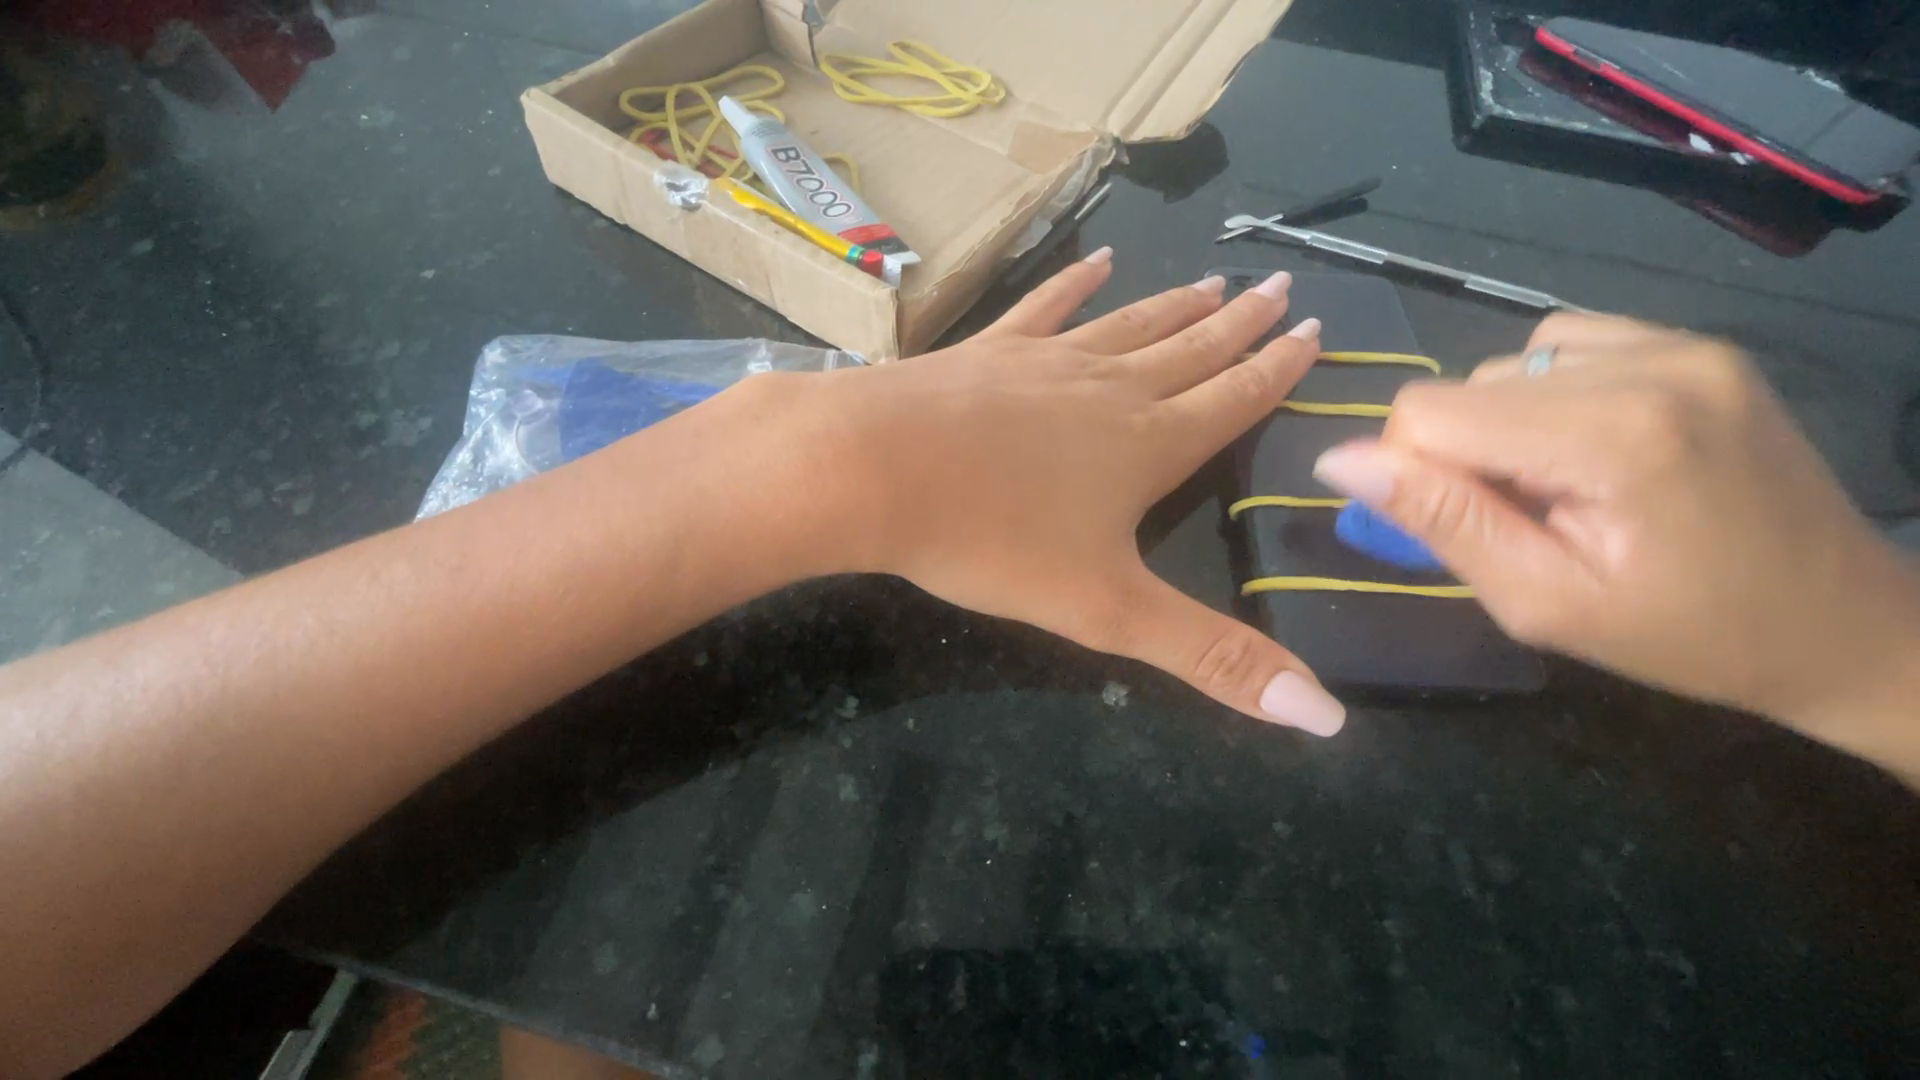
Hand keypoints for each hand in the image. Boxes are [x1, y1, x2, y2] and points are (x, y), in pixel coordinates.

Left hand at [741, 253, 1345, 733]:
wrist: (873, 469)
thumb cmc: (990, 541)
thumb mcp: (1107, 612)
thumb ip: (1209, 658)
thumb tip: (1326, 716)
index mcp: (1147, 446)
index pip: (1232, 402)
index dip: (1276, 371)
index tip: (1313, 330)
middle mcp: (1107, 391)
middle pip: (1189, 352)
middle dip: (1239, 327)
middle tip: (1282, 290)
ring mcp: (1044, 363)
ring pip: (1127, 326)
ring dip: (1174, 306)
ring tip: (1215, 280)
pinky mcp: (986, 353)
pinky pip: (1043, 309)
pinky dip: (1072, 285)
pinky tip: (1095, 261)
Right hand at [1311, 314, 1919, 749]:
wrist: (1840, 624)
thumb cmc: (1682, 635)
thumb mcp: (1540, 600)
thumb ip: (1439, 520)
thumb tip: (1338, 460)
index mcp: (1611, 435)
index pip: (1427, 411)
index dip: (1413, 472)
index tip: (1462, 525)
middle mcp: (1647, 364)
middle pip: (1462, 387)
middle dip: (1461, 454)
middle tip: (1524, 518)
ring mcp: (1679, 344)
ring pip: (1503, 365)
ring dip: (1500, 426)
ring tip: (1560, 484)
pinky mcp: (1694, 342)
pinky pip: (1558, 344)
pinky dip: (1540, 393)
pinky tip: (1581, 441)